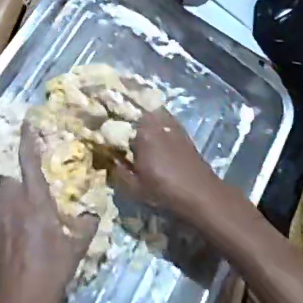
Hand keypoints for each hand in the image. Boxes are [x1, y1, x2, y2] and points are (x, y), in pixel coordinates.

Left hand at [0, 122, 96, 302]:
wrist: (17, 299)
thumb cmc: (50, 271)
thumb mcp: (76, 249)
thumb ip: (84, 226)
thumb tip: (92, 213)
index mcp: (34, 200)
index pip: (28, 162)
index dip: (28, 141)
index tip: (27, 124)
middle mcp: (11, 202)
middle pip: (13, 180)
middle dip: (23, 185)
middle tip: (39, 200)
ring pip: (4, 197)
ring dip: (15, 201)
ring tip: (30, 221)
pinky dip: (8, 218)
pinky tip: (19, 238)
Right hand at [112, 109, 228, 219]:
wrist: (203, 195)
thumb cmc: (165, 191)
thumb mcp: (134, 188)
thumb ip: (118, 171)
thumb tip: (109, 157)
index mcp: (143, 133)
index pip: (120, 117)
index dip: (108, 117)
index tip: (99, 120)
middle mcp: (157, 123)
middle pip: (137, 107)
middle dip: (125, 108)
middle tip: (113, 114)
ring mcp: (172, 125)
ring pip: (151, 110)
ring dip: (141, 111)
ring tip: (130, 119)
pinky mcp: (182, 131)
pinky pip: (163, 117)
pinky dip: (154, 119)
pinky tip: (150, 130)